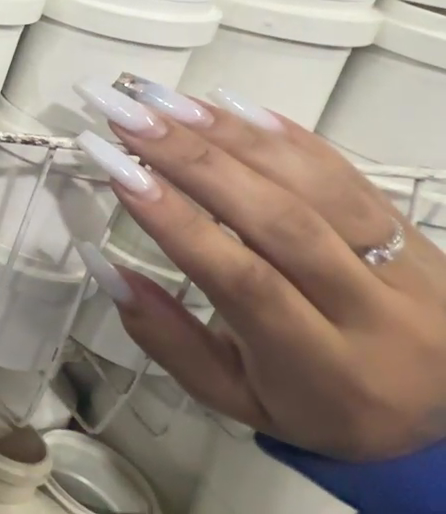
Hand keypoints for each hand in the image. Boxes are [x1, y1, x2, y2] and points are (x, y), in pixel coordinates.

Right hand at [72, 76, 445, 460]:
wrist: (443, 417)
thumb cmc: (312, 404)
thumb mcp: (231, 397)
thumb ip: (166, 338)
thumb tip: (105, 267)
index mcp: (325, 367)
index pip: (243, 278)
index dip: (175, 219)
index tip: (113, 167)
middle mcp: (381, 317)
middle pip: (282, 222)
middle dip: (193, 159)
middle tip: (124, 115)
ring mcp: (414, 272)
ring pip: (319, 188)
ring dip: (231, 134)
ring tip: (159, 99)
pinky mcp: (422, 237)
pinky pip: (351, 175)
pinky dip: (284, 134)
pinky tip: (226, 103)